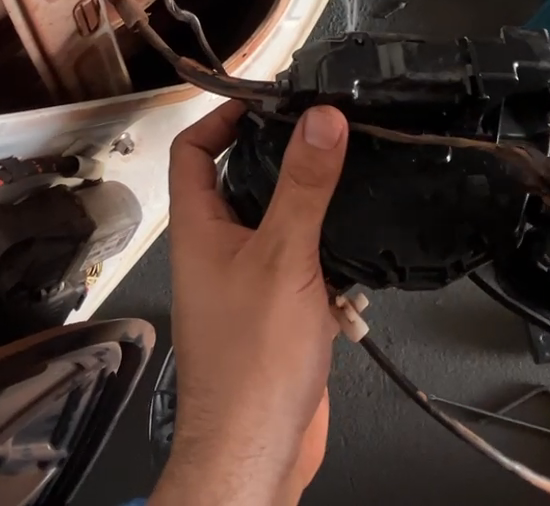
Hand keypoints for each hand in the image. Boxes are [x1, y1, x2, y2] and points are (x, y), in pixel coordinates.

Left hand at [149, 102, 348, 505]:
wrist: (257, 451)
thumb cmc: (253, 358)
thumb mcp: (284, 255)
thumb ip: (303, 185)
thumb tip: (320, 119)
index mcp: (198, 227)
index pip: (193, 150)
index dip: (220, 117)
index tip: (263, 99)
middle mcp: (216, 248)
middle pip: (240, 180)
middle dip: (279, 157)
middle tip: (322, 132)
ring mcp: (245, 279)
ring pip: (277, 222)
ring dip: (311, 209)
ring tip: (349, 182)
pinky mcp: (275, 309)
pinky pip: (299, 263)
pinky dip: (325, 256)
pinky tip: (357, 259)